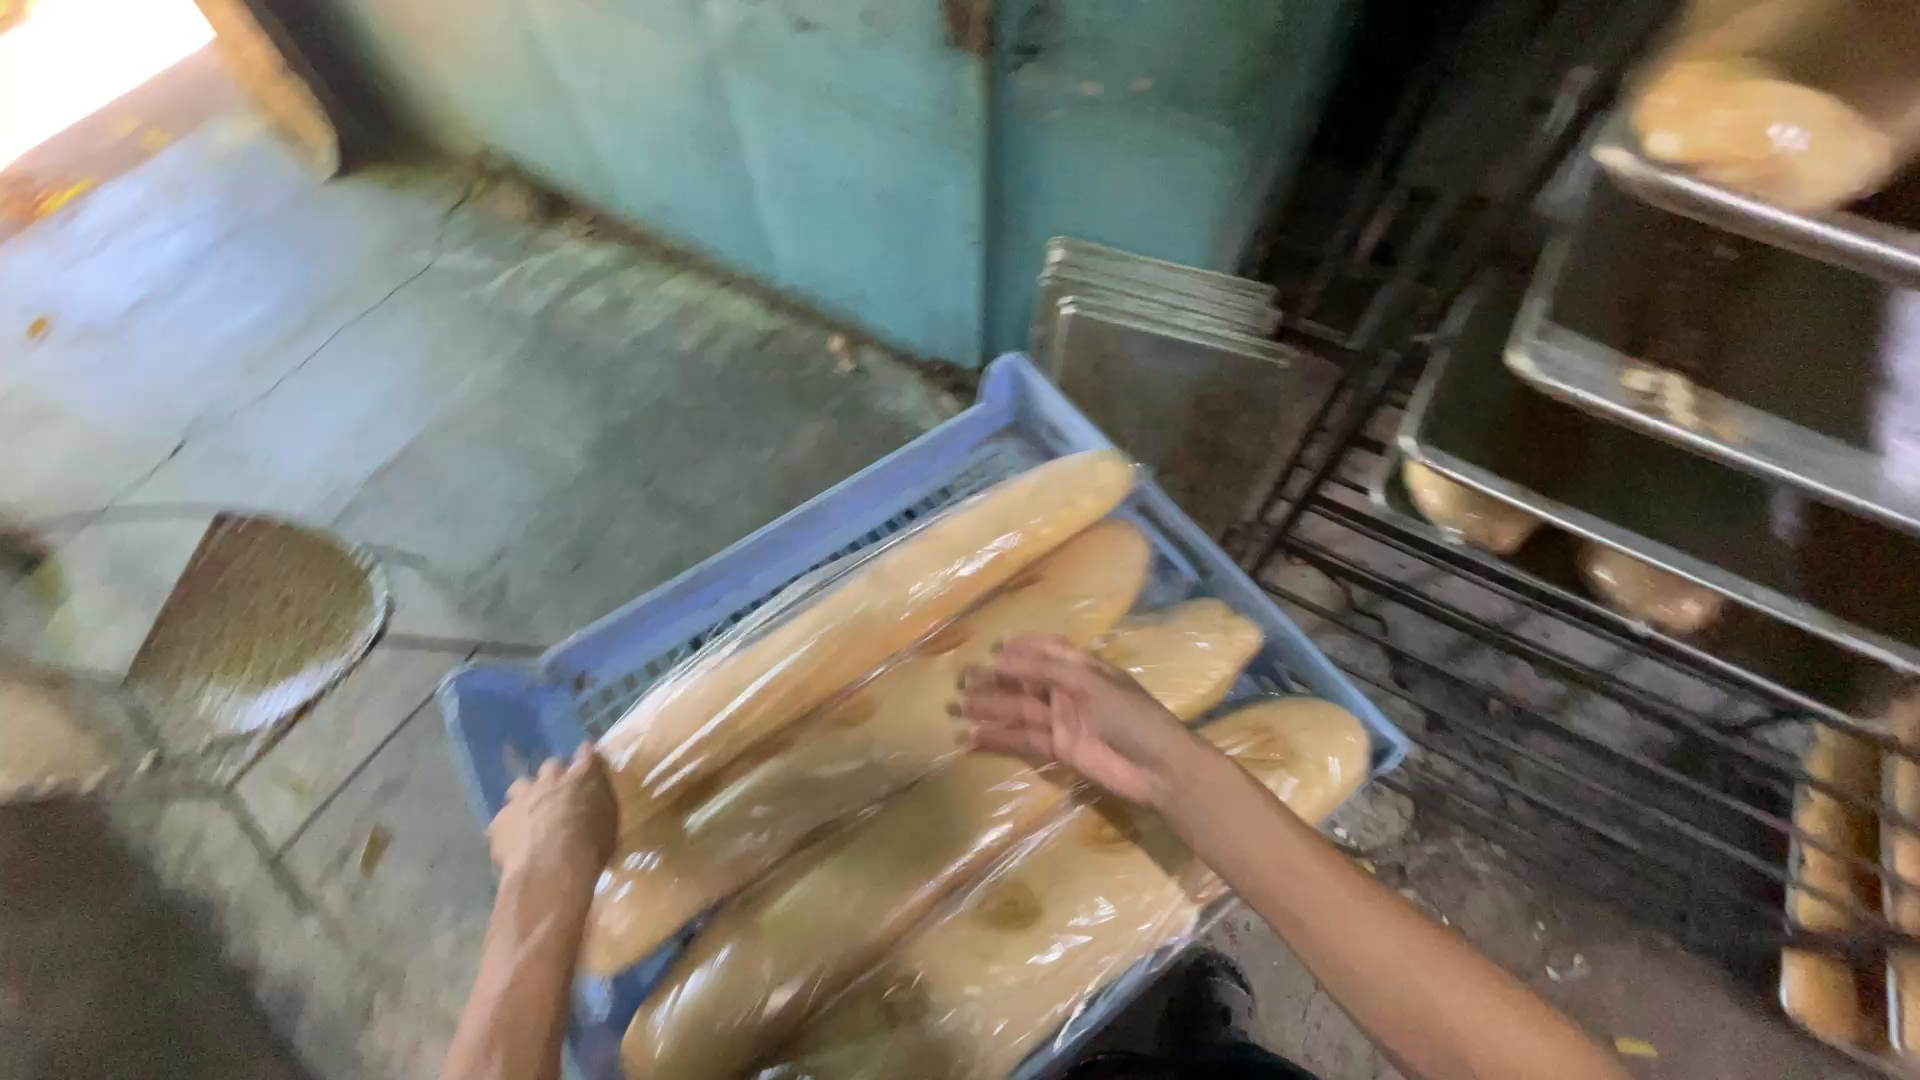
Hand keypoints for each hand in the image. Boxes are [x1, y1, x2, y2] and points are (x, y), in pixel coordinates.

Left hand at [489, 745, 617, 881]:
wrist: (550, 869)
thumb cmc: (591, 847)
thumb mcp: (609, 822)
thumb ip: (599, 803)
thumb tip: (596, 800)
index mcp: (583, 777)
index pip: (586, 752)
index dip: (586, 754)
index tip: (588, 756)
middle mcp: (551, 780)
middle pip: (551, 765)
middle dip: (555, 775)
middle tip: (561, 791)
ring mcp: (522, 798)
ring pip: (520, 785)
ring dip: (527, 795)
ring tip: (532, 812)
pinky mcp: (499, 820)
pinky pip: (504, 817)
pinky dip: (511, 825)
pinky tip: (516, 839)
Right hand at [957, 634, 1211, 808]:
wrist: (1159, 769)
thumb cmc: (1131, 716)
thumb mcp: (1091, 683)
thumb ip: (1045, 669)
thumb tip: (1000, 657)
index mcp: (1081, 667)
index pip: (1045, 650)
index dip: (1018, 648)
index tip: (989, 650)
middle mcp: (1068, 690)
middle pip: (1025, 681)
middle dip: (994, 680)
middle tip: (959, 681)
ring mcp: (1063, 721)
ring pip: (1019, 710)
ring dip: (990, 708)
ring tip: (957, 707)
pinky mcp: (1059, 750)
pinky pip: (1024, 739)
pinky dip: (999, 738)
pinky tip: (973, 737)